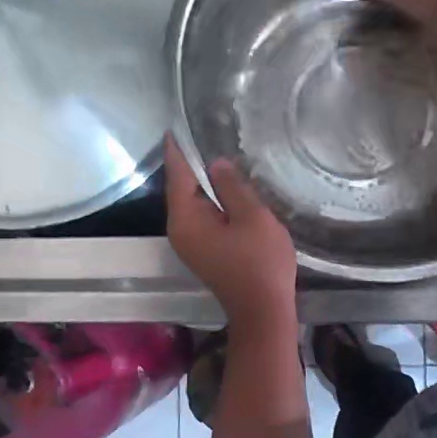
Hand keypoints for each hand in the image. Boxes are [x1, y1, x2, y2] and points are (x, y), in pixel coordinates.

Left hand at [164, 136, 297, 328]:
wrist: (263, 310)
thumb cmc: (259, 261)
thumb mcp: (251, 216)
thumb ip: (232, 186)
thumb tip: (215, 164)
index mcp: (186, 219)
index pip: (178, 175)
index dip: (178, 150)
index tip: (173, 126)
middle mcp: (179, 231)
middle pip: (181, 190)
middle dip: (190, 164)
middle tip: (201, 133)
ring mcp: (189, 245)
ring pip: (192, 205)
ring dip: (202, 183)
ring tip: (215, 155)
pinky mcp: (203, 253)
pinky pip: (201, 218)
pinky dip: (209, 201)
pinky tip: (224, 190)